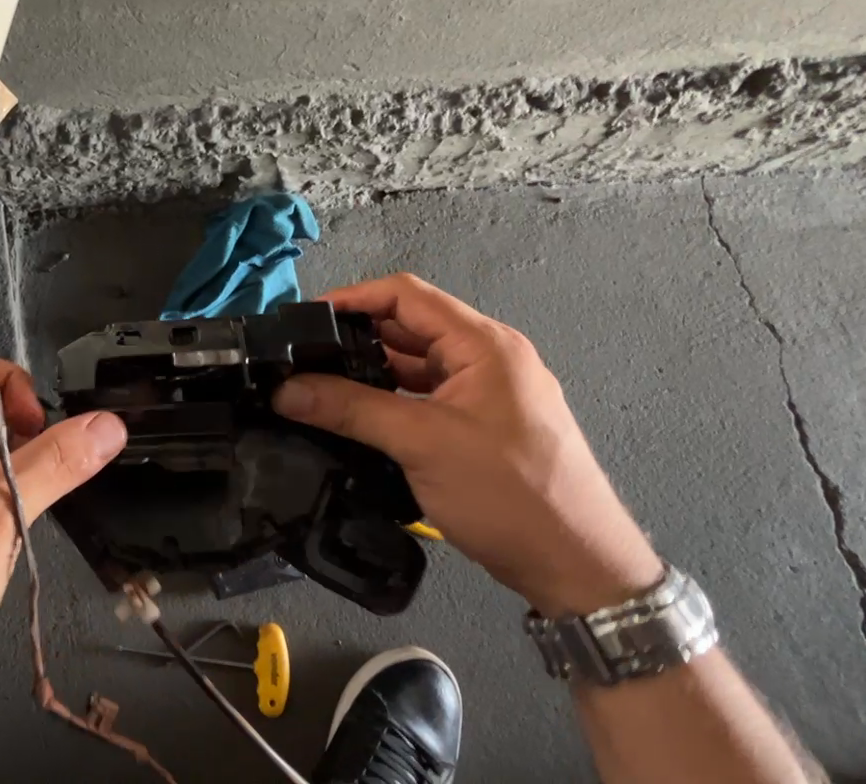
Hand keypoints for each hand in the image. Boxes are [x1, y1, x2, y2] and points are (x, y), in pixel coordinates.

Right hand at [272, 273, 662, 615]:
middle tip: (299, 357)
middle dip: (352, 337)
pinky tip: (352, 417)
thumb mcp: (422, 444)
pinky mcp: (479, 425)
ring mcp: (484, 393)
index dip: (351, 297)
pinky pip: (422, 396)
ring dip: (367, 372)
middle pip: (407, 327)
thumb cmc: (510, 495)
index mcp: (484, 344)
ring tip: (314, 386)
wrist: (581, 571)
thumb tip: (284, 390)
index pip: (406, 295)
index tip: (303, 319)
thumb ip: (350, 409)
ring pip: (412, 365)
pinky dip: (386, 400)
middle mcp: (486, 358)